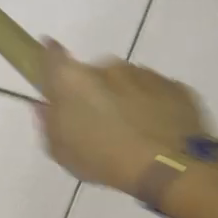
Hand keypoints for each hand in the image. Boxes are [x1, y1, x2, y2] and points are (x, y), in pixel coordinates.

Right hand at [35, 39, 213, 195]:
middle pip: (92, 73)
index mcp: (73, 82)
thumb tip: (44, 105)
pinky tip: (148, 130)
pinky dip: (147, 105)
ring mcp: (144, 75)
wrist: (167, 165)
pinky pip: (152, 91)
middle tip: (92, 120)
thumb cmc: (102, 159)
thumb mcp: (60, 150)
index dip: (48, 53)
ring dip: (120, 97)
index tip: (47, 51)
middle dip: (89, 90)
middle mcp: (108, 69)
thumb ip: (48, 122)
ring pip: (124, 81)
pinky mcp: (174, 86)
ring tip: (125, 129)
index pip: (53, 56)